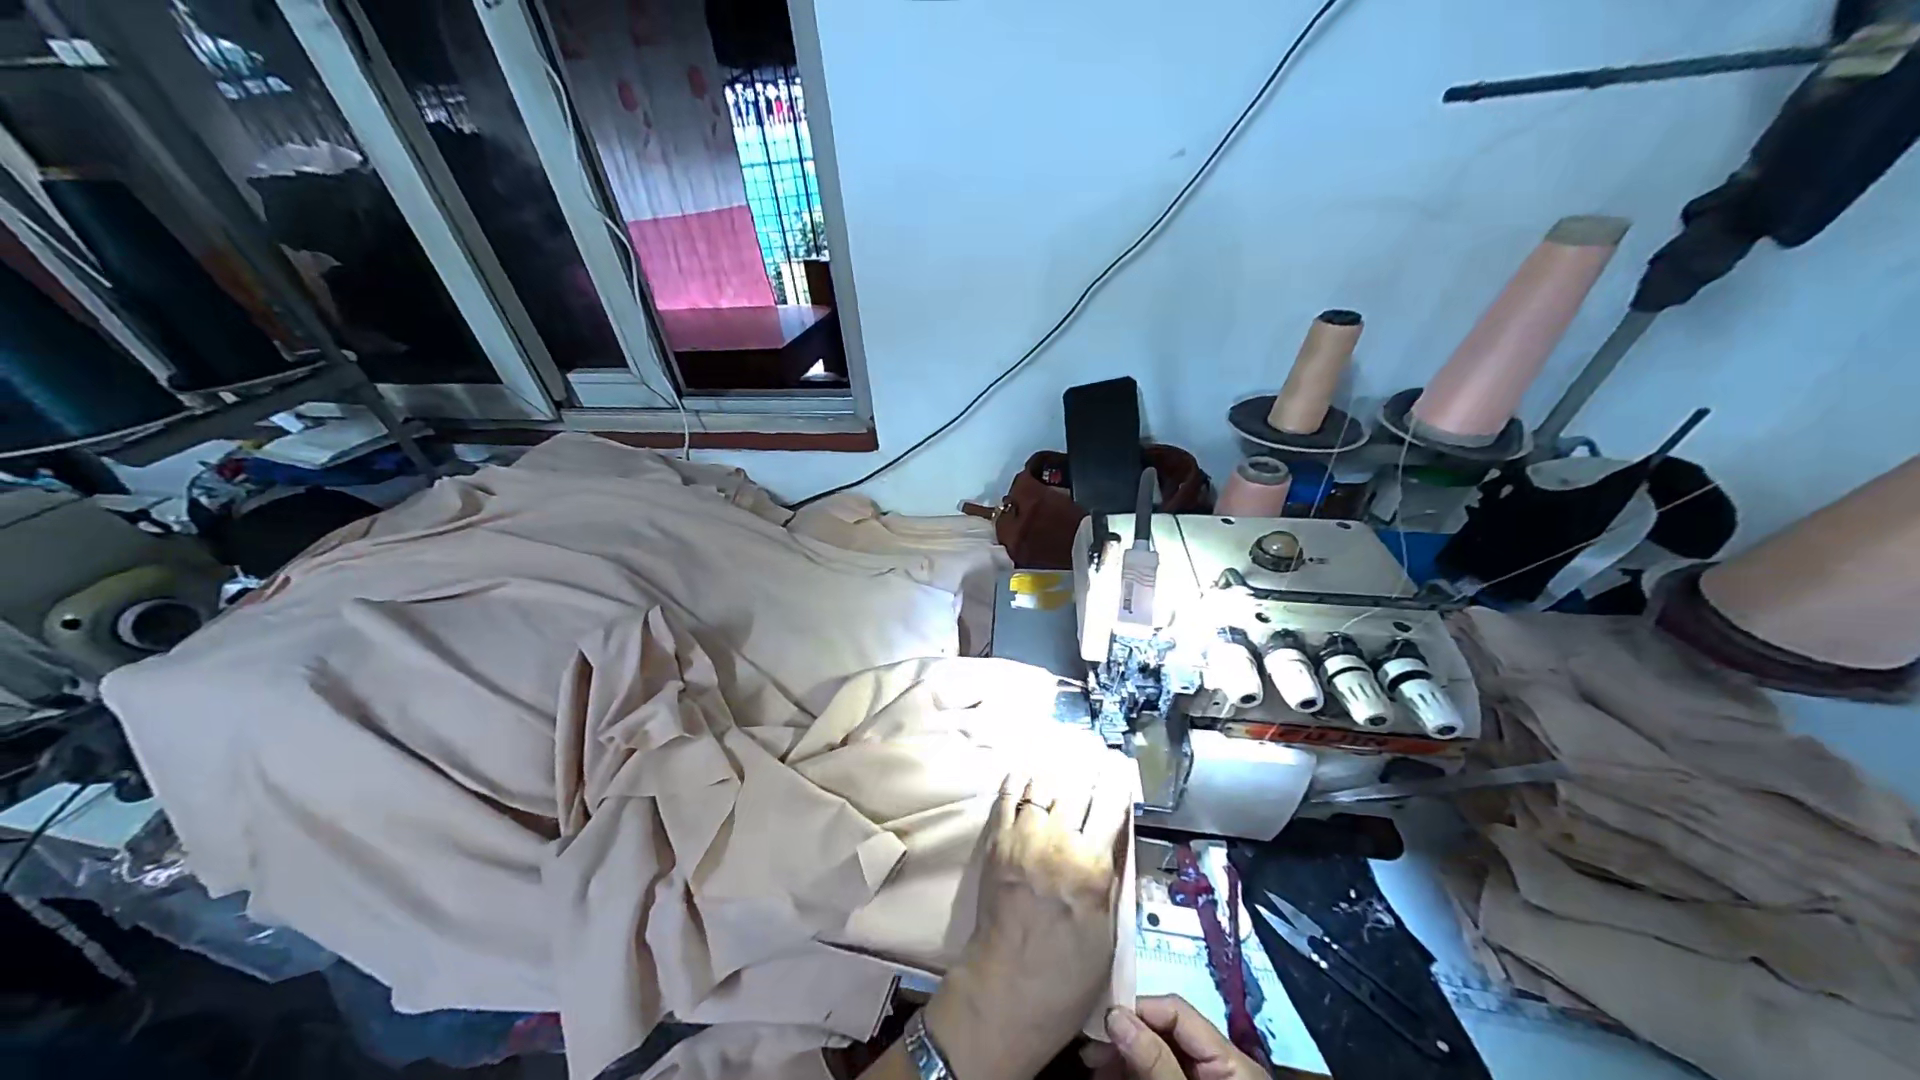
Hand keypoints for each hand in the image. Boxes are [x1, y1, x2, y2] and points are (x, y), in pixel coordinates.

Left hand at [922, 754, 1134, 1079]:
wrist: (1006, 988)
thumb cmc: (1066, 973)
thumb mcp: (1107, 929)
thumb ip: (1110, 876)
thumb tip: (1112, 838)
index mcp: (1090, 865)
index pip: (1109, 805)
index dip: (1116, 781)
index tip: (1119, 767)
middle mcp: (1056, 842)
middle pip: (1075, 787)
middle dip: (1087, 767)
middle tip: (1093, 754)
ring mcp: (1021, 838)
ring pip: (1040, 785)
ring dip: (1054, 770)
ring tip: (1063, 755)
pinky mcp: (995, 843)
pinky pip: (1007, 800)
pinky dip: (1018, 782)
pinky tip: (1025, 772)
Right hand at [1082, 995, 1268, 1079]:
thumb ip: (1155, 1062)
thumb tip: (1115, 1015)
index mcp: (1229, 1061)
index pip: (1176, 1011)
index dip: (1137, 1009)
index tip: (1100, 1025)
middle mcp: (1218, 1067)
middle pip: (1164, 1032)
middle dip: (1125, 1037)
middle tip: (1090, 1054)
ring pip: (1156, 1056)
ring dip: (1123, 1059)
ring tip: (1094, 1069)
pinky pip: (1157, 1077)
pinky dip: (1131, 1076)